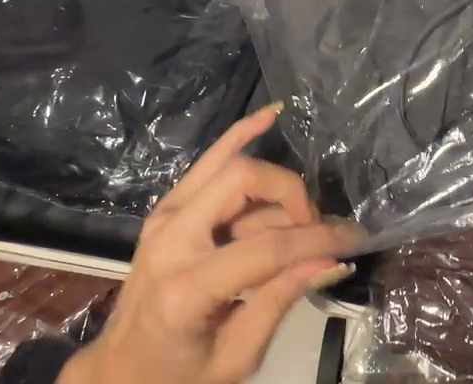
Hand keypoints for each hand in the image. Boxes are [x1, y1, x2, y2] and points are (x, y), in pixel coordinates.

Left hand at [60, 104, 360, 383]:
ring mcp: (165, 215)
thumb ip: (280, 301)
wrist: (120, 373)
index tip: (352, 240)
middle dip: (292, 198)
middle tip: (316, 230)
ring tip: (301, 217)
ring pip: (231, 165)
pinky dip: (240, 134)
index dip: (315, 240)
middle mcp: (171, 238)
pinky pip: (209, 160)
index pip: (265, 248)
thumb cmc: (179, 376)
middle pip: (244, 182)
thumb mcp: (235, 358)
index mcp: (186, 288)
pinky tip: (270, 115)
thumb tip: (332, 261)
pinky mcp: (168, 206)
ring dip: (275, 184)